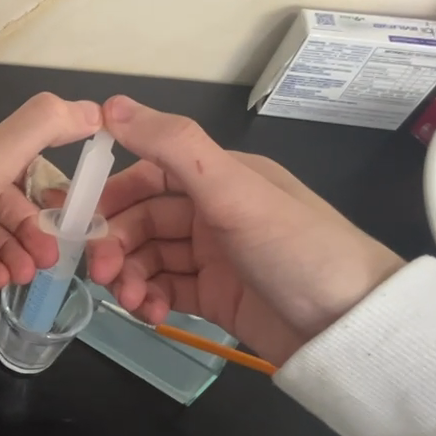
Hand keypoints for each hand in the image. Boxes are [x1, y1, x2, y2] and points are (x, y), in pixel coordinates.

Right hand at [85, 96, 404, 363]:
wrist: (354, 330)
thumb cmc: (297, 249)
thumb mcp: (233, 192)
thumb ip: (172, 146)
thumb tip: (109, 105)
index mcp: (220, 178)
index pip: (146, 176)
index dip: (111, 197)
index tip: (81, 221)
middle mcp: (213, 213)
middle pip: (141, 222)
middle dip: (115, 246)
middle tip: (103, 273)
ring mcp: (212, 257)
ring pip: (148, 258)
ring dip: (129, 277)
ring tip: (130, 301)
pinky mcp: (213, 296)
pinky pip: (164, 290)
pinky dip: (149, 300)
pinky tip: (149, 314)